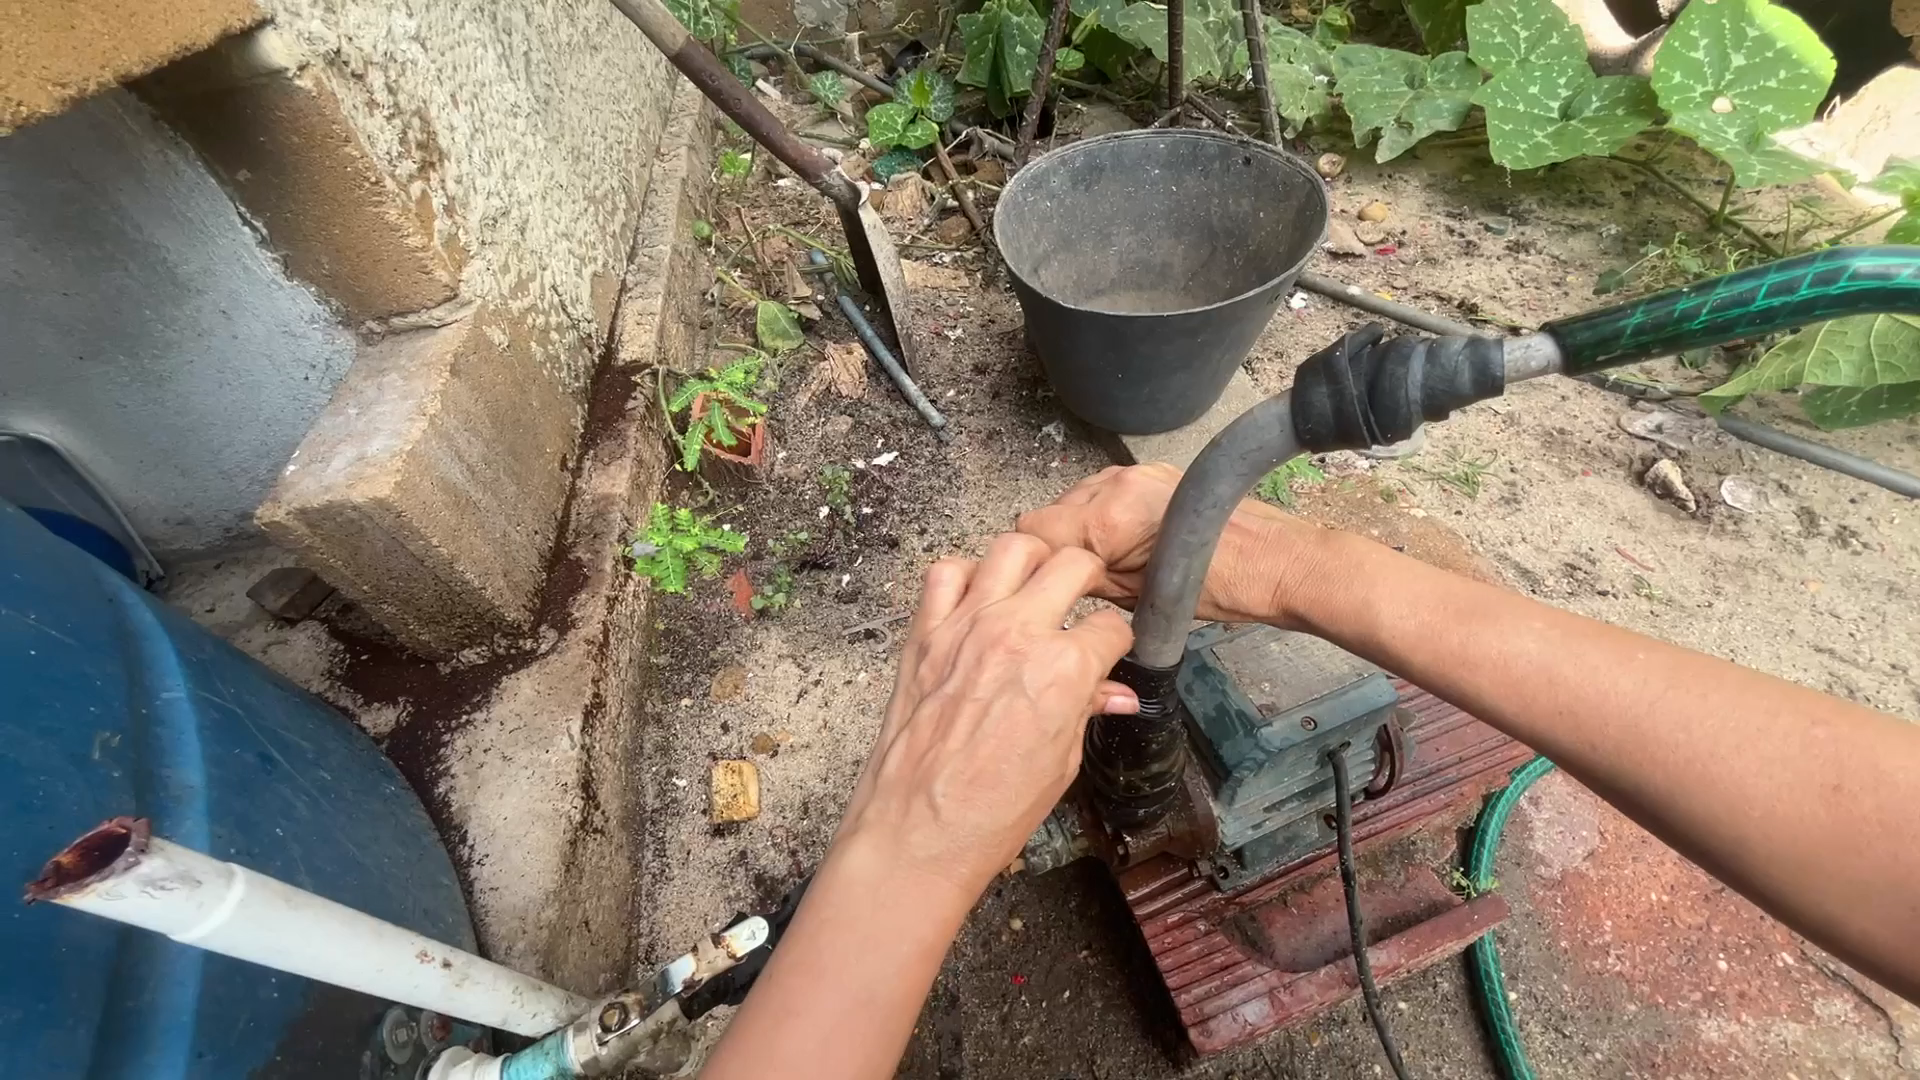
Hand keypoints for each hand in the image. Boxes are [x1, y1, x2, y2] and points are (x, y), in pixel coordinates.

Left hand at [836, 533, 1137, 897]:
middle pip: (1072, 564)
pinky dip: (965, 574)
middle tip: (1085, 594)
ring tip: (1035, 582)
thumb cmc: (992, 811)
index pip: (1111, 626)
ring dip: (1033, 559)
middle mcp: (1017, 632)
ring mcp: (966, 625)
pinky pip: (944, 573)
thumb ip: (1087, 709)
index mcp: (1063, 669)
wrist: (918, 830)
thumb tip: (1116, 693)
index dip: (1119, 637)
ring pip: (1011, 547)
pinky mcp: (926, 632)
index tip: (1112, 645)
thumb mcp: (1061, 761)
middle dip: (1090, 575)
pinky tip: (977, 598)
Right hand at [1016, 464, 1335, 625]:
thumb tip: (1050, 577)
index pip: (1033, 530)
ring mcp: (1137, 472)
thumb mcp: (1138, 599)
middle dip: (1058, 545)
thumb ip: (1086, 580)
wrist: (1279, 562)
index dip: (1036, 562)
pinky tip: (1128, 540)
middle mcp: (1116, 482)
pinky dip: (1104, 515)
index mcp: (1108, 515)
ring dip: (1081, 529)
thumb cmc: (1220, 589)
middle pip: (1051, 512)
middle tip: (1081, 578)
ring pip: (1076, 500)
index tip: (1047, 584)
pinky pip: (1105, 491)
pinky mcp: (1155, 472)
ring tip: (1109, 560)